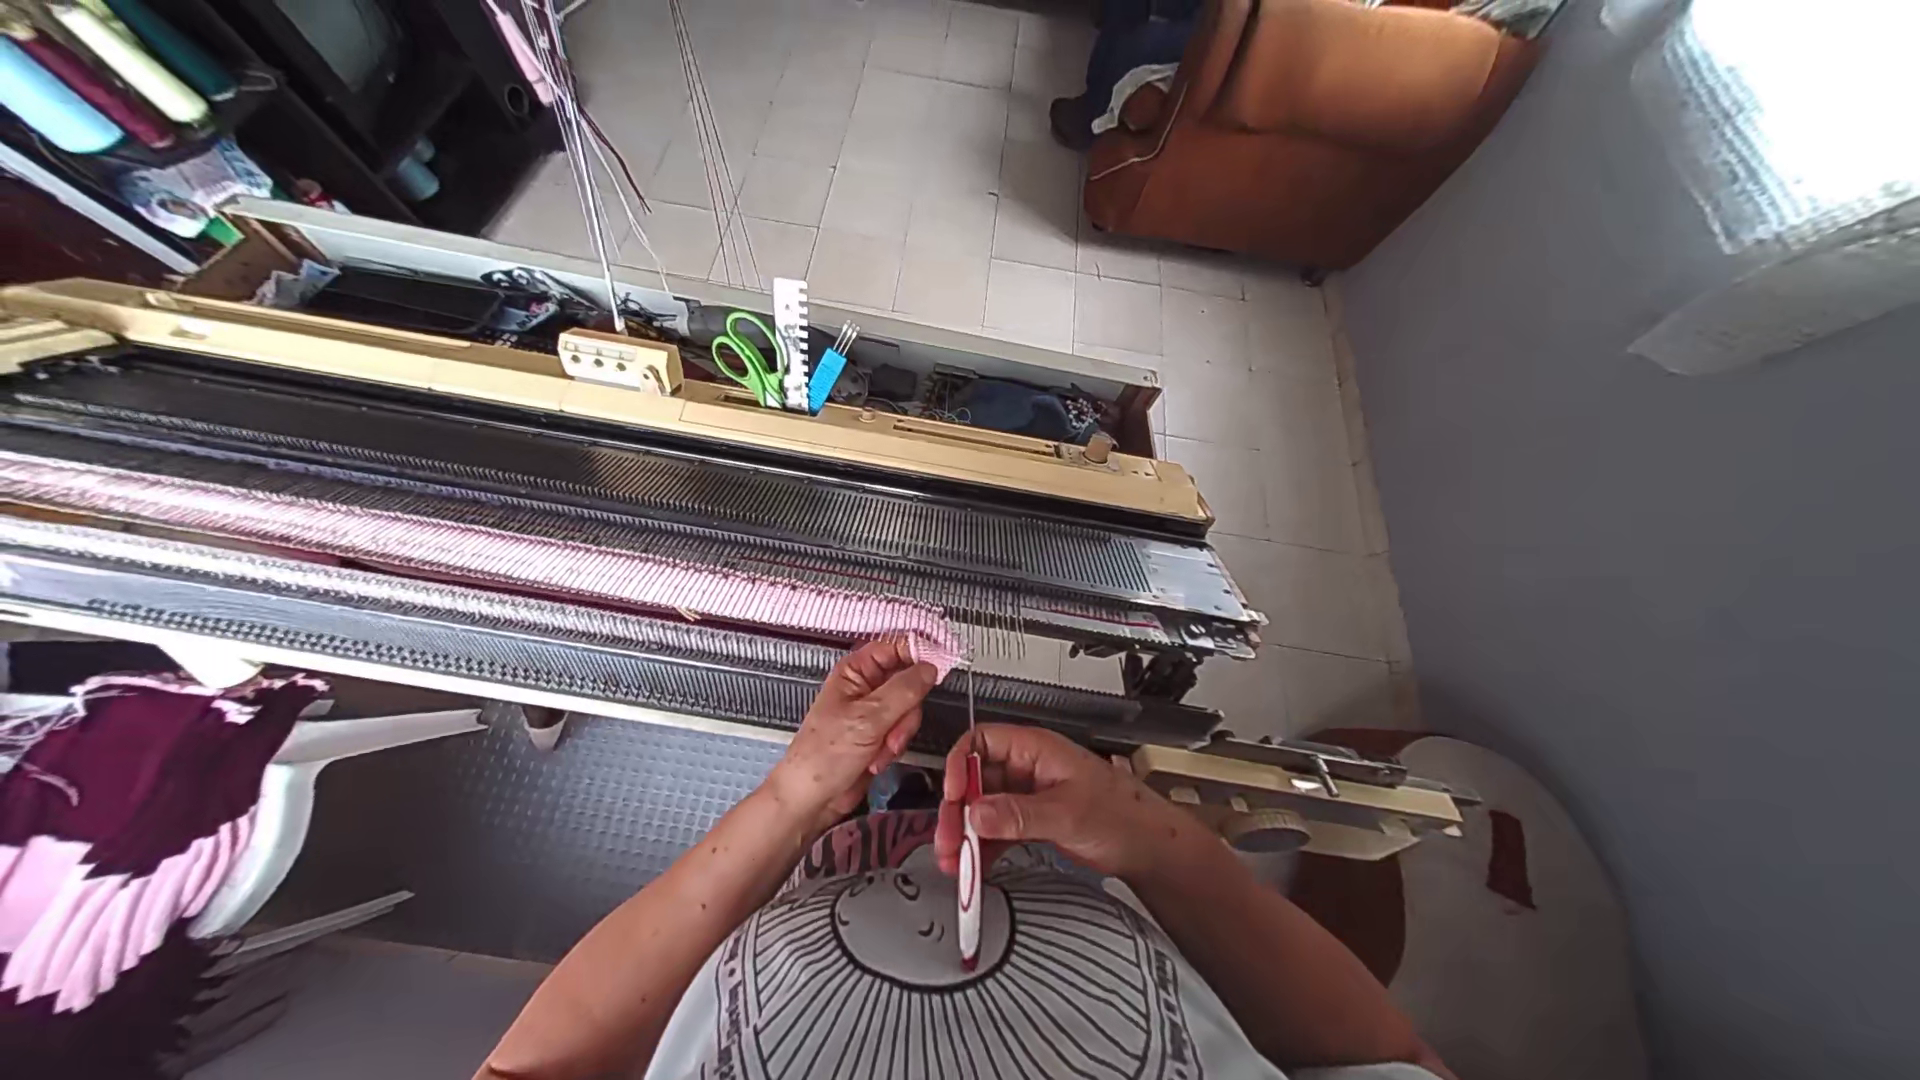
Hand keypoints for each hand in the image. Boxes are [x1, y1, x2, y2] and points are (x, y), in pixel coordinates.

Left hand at [763, 639, 937, 835]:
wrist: (812, 799)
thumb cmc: (825, 754)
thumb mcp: (868, 718)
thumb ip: (903, 690)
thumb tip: (930, 668)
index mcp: (856, 669)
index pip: (896, 646)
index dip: (918, 654)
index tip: (937, 667)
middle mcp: (866, 685)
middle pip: (909, 679)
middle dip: (907, 709)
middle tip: (894, 728)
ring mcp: (874, 710)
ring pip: (910, 707)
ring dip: (900, 732)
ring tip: (881, 749)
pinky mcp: (880, 733)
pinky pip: (904, 729)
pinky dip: (896, 745)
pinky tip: (878, 758)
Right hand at [934, 724, 1187, 880]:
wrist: (1149, 846)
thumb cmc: (1121, 813)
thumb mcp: (1067, 812)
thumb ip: (1019, 813)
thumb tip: (976, 812)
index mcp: (1034, 749)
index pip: (982, 741)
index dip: (960, 764)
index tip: (952, 796)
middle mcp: (1026, 767)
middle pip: (975, 779)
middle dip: (957, 810)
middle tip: (947, 841)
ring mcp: (1027, 795)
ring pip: (982, 807)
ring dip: (965, 834)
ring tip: (955, 863)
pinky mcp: (1030, 820)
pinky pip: (996, 829)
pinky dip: (982, 847)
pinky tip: (975, 867)